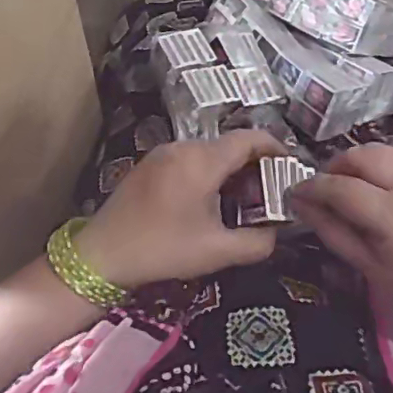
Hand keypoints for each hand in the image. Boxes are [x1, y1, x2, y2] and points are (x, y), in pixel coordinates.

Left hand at [74, 130, 287, 290]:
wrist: (102, 254)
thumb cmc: (163, 249)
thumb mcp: (217, 252)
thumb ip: (258, 242)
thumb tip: (277, 233)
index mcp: (202, 160)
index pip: (250, 138)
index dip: (276, 148)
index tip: (290, 168)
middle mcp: (183, 147)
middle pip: (229, 145)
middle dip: (254, 166)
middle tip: (268, 195)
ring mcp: (162, 153)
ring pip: (208, 153)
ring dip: (229, 171)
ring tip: (241, 202)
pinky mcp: (148, 165)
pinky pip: (188, 159)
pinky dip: (207, 173)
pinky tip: (208, 203)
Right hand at [289, 144, 392, 364]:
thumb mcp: (376, 275)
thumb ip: (337, 234)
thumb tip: (304, 208)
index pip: (340, 186)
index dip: (311, 188)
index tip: (291, 195)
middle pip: (362, 155)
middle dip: (334, 167)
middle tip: (318, 192)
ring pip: (382, 153)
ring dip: (356, 164)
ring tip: (342, 192)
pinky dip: (377, 170)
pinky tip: (369, 195)